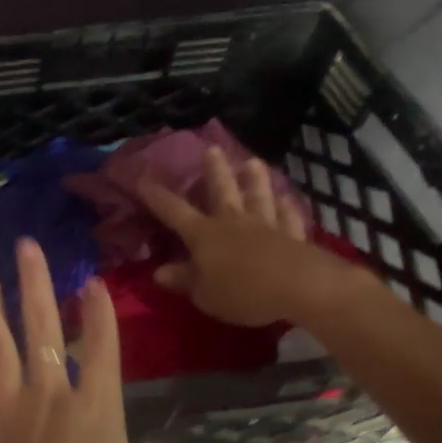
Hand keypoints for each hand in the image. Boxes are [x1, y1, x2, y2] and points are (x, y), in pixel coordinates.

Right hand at [135, 145, 373, 326]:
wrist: (301, 287)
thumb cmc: (243, 291)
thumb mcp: (204, 294)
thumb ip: (183, 280)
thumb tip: (159, 271)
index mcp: (203, 234)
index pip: (172, 210)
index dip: (155, 195)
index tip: (140, 177)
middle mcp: (232, 222)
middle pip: (221, 191)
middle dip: (214, 171)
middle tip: (212, 148)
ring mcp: (265, 227)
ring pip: (257, 198)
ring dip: (254, 180)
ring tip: (253, 162)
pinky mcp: (294, 238)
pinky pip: (289, 219)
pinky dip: (287, 208)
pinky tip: (287, 199)